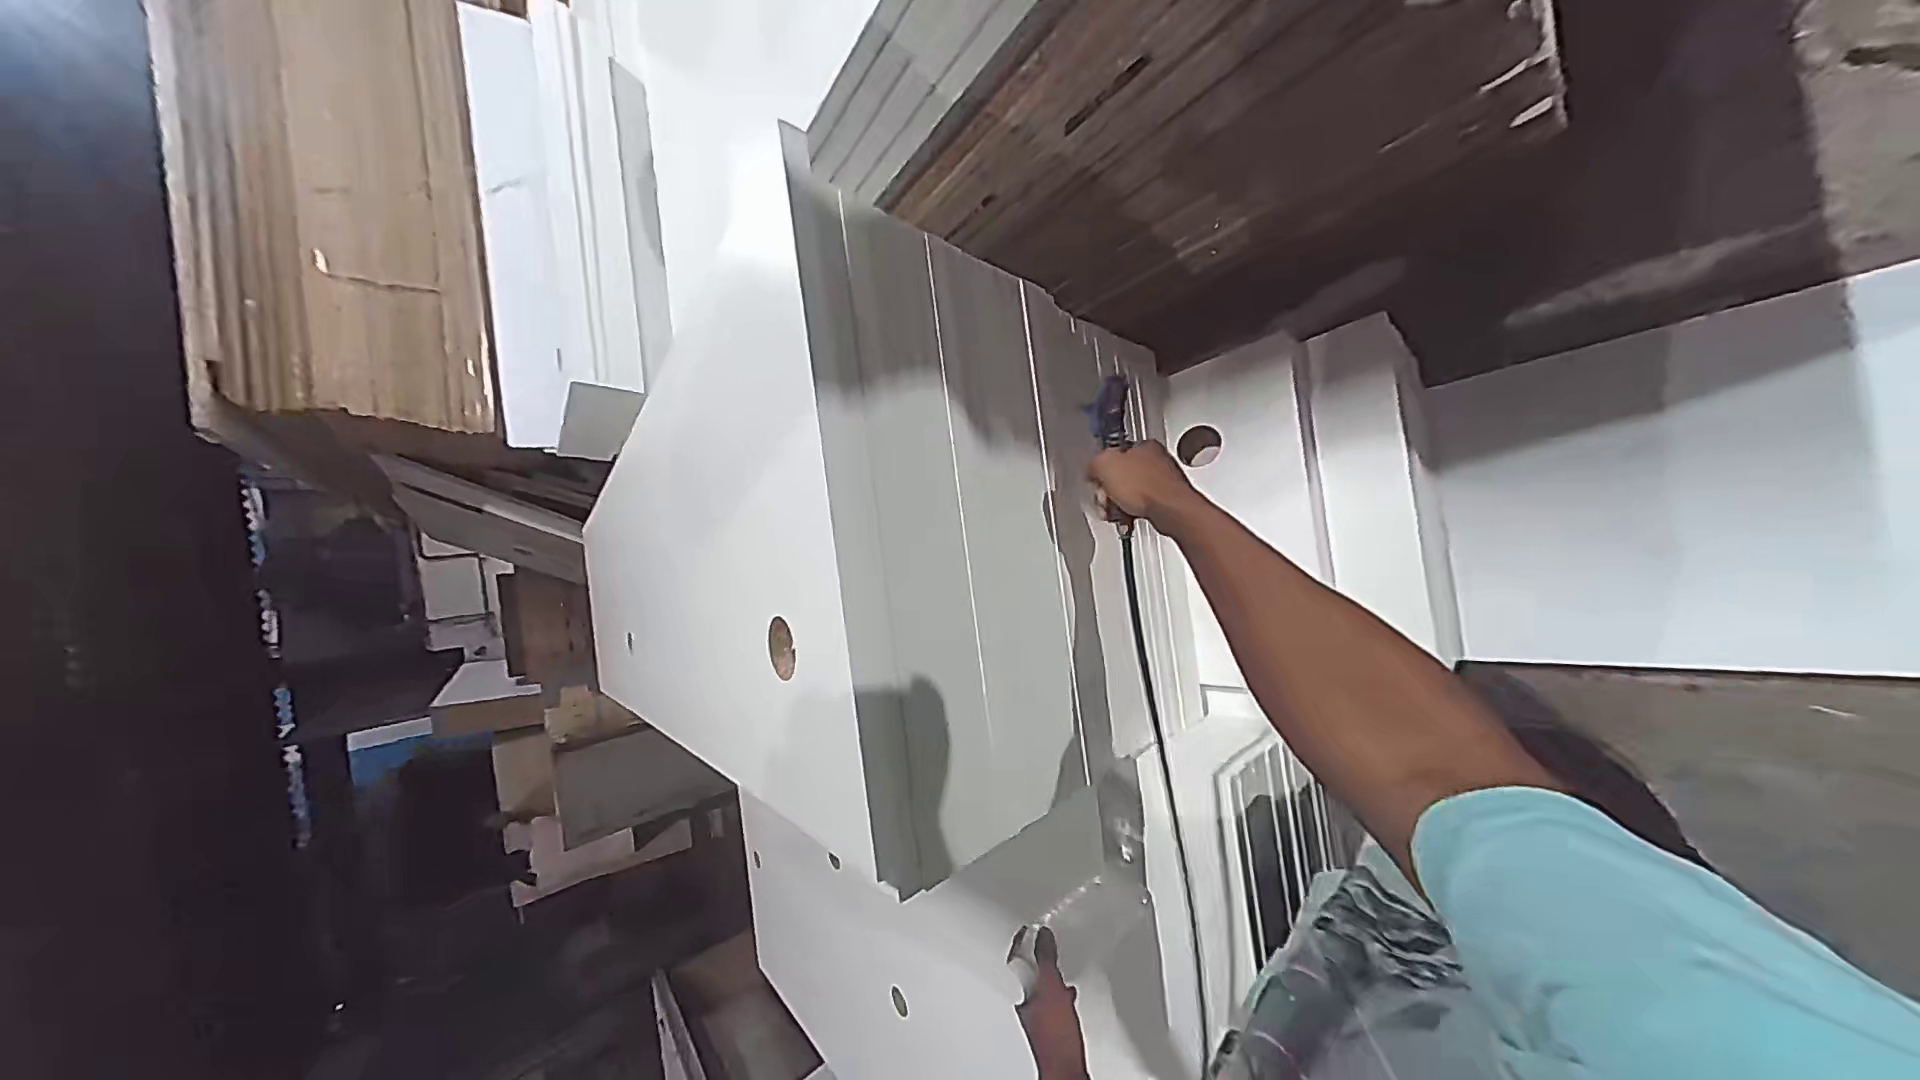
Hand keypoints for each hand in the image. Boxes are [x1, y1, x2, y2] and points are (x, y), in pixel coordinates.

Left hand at [1010, 926, 1089, 1079]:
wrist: (1066, 1070)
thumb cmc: (1054, 1035)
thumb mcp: (1050, 985)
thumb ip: (1045, 957)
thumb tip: (1042, 934)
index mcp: (1018, 989)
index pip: (1015, 955)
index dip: (1021, 938)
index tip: (1026, 927)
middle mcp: (1024, 1001)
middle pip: (1027, 970)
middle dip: (1035, 954)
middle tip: (1040, 940)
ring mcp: (1037, 1015)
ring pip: (1040, 984)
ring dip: (1047, 971)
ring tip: (1056, 964)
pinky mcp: (1051, 1027)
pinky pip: (1052, 999)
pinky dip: (1058, 990)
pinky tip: (1066, 992)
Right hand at [1088, 441, 1203, 532]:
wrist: (1170, 511)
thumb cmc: (1147, 487)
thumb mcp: (1105, 465)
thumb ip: (1095, 463)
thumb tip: (1093, 470)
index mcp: (1143, 445)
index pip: (1114, 453)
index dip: (1102, 470)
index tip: (1098, 480)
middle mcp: (1156, 460)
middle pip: (1121, 476)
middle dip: (1109, 491)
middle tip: (1107, 498)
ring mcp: (1162, 482)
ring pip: (1130, 493)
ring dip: (1119, 504)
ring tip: (1117, 510)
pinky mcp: (1165, 502)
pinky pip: (1141, 507)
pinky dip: (1132, 514)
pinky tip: (1128, 518)